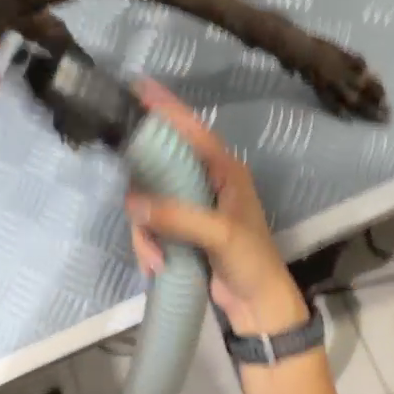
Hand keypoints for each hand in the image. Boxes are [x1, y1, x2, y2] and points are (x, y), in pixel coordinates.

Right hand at [126, 80, 310, 335]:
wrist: (259, 307)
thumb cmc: (251, 261)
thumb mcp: (220, 235)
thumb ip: (179, 216)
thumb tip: (134, 203)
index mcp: (225, 171)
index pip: (193, 130)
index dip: (168, 108)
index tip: (140, 86)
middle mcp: (206, 182)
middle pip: (160, 167)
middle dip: (144, 194)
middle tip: (137, 210)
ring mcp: (191, 209)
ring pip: (149, 202)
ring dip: (146, 232)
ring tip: (155, 258)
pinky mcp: (181, 233)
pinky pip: (151, 228)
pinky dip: (149, 246)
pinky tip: (157, 266)